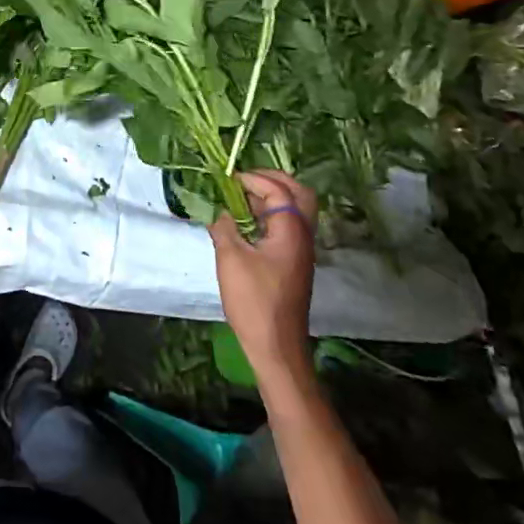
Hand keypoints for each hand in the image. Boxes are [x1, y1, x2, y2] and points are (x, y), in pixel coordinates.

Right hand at [210, 169, 317, 381]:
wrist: (275, 345)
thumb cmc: (254, 300)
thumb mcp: (230, 259)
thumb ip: (224, 228)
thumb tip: (220, 212)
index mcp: (291, 230)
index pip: (278, 190)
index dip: (253, 179)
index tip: (228, 179)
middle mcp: (303, 236)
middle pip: (299, 194)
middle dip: (273, 180)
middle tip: (244, 179)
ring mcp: (301, 251)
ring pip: (296, 211)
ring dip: (272, 198)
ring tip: (240, 198)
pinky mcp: (294, 263)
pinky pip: (287, 227)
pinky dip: (270, 216)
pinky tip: (246, 224)